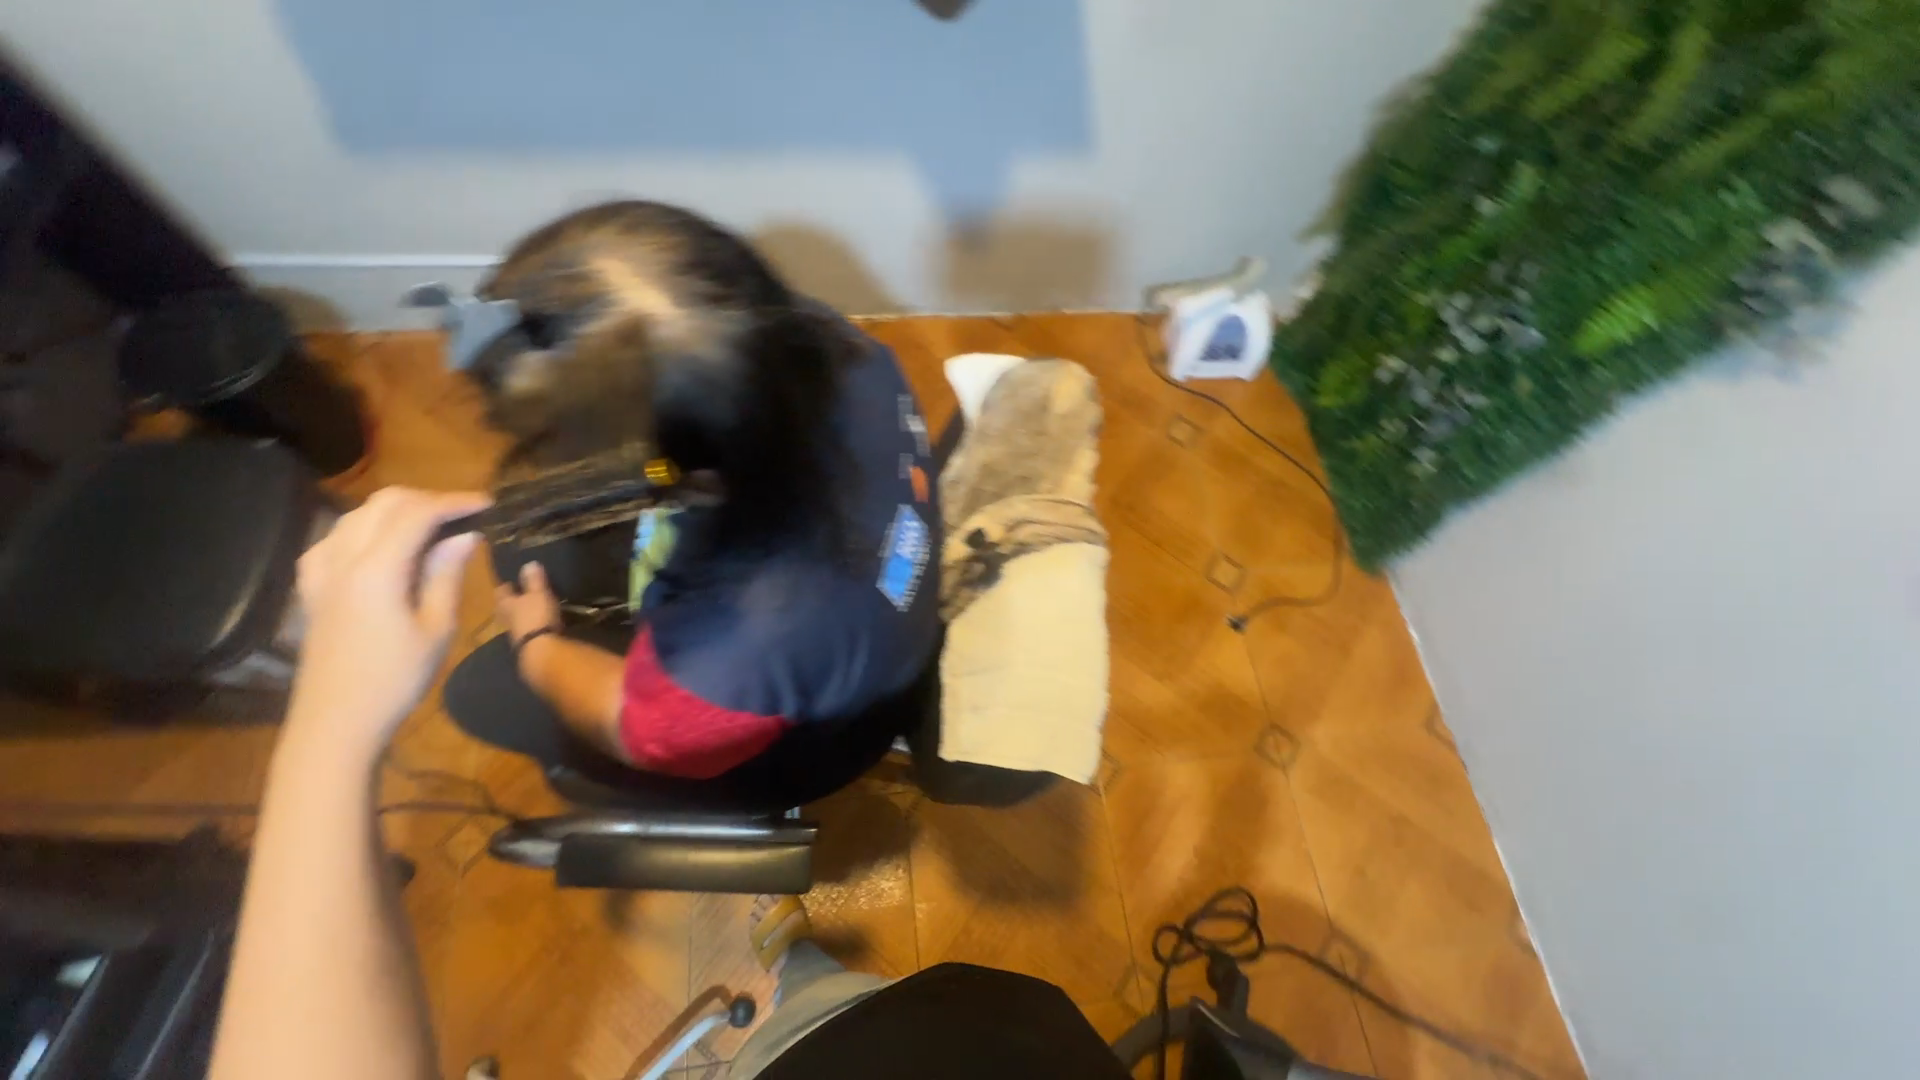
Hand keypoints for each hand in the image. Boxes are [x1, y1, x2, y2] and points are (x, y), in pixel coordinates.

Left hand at [286, 487, 489, 760]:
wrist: (336, 723)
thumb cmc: (396, 679)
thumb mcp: (437, 628)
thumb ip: (446, 574)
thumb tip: (465, 535)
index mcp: (376, 570)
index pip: (417, 514)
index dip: (455, 502)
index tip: (488, 505)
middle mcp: (342, 560)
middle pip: (383, 504)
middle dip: (427, 500)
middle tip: (463, 515)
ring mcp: (321, 573)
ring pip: (357, 516)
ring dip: (396, 511)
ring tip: (432, 528)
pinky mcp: (312, 588)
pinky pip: (334, 540)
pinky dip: (364, 530)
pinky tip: (382, 547)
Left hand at [495, 562, 562, 646]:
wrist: (540, 649)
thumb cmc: (536, 616)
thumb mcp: (537, 594)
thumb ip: (533, 580)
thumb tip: (529, 563)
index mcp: (505, 603)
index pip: (501, 590)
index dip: (506, 584)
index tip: (510, 579)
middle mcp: (506, 617)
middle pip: (506, 606)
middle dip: (512, 600)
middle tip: (520, 593)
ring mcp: (516, 632)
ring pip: (516, 618)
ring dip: (522, 613)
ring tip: (533, 607)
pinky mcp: (528, 643)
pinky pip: (528, 629)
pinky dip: (532, 624)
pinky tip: (541, 622)